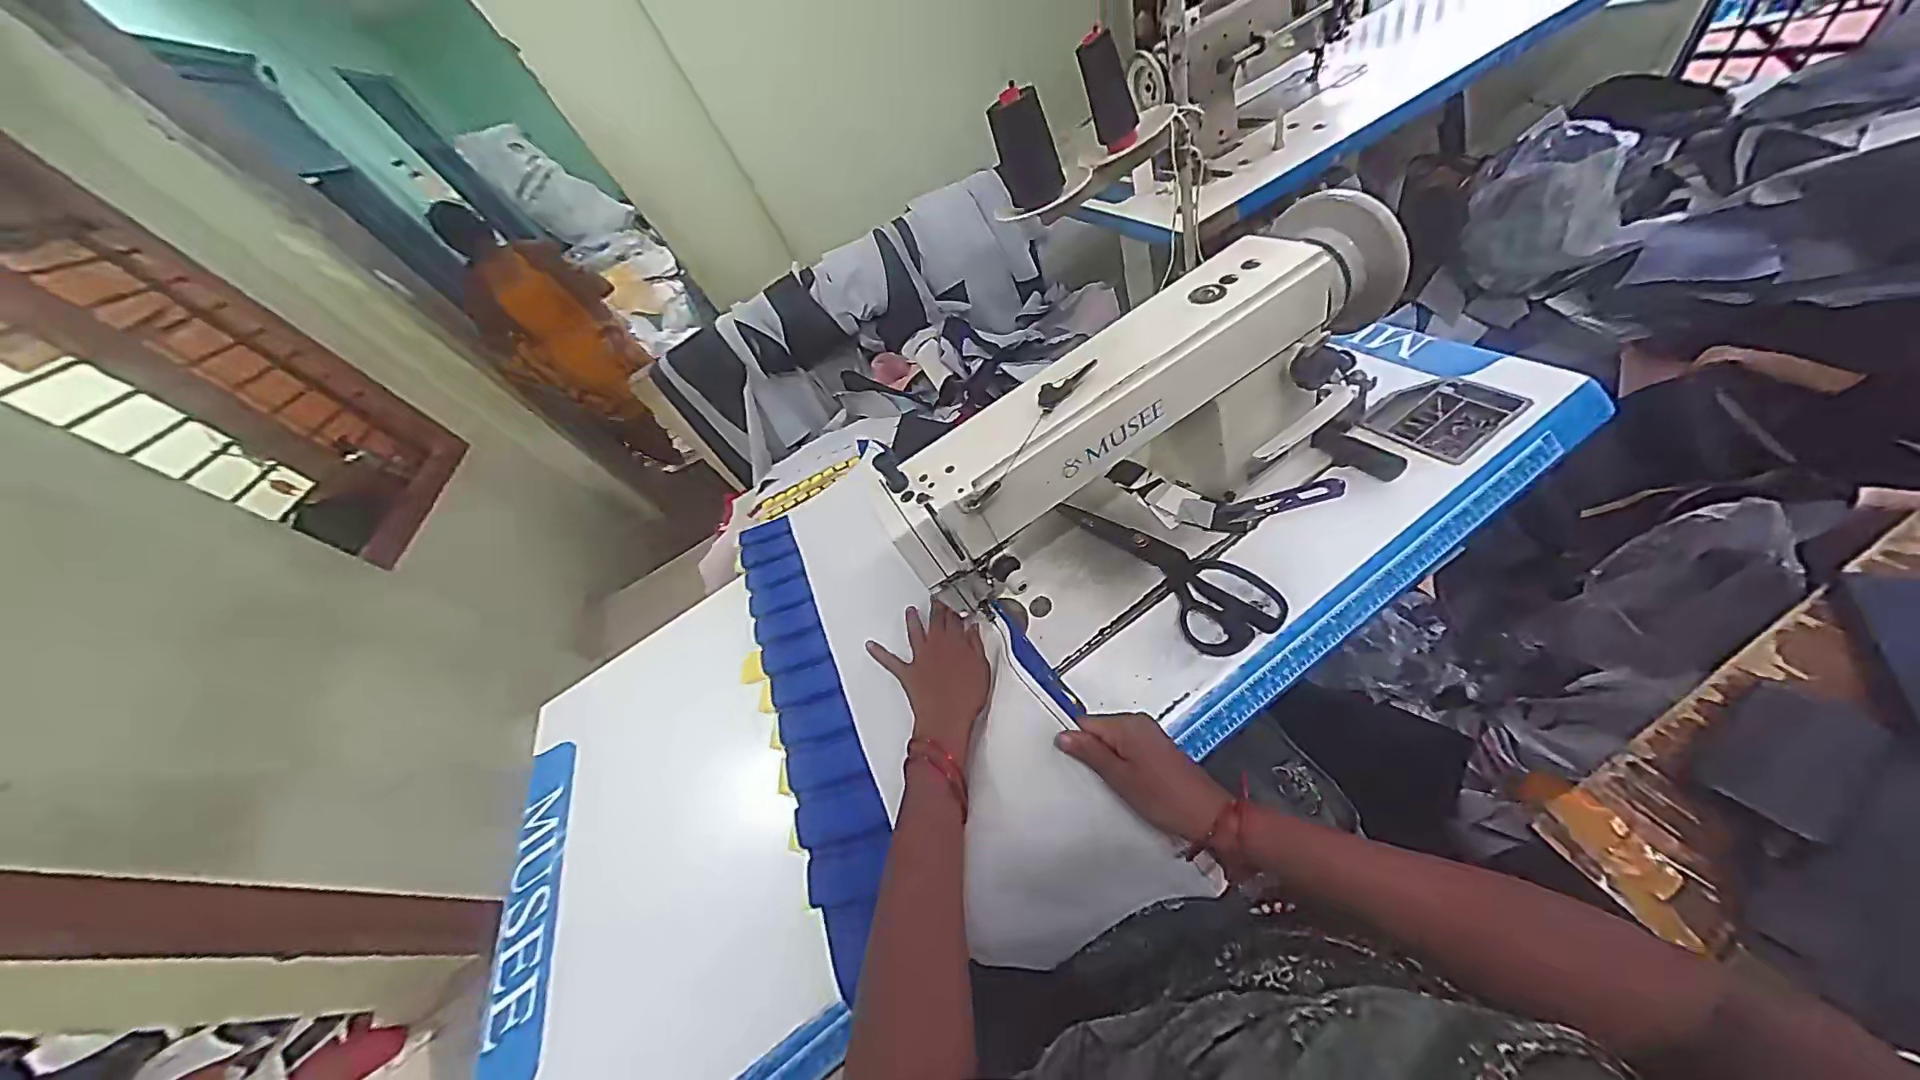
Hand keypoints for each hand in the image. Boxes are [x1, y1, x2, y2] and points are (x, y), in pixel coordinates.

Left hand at [868, 602, 990, 770]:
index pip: (956, 620)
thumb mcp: (982, 669)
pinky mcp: (908, 673)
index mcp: (956, 644)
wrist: (946, 719)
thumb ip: (976, 646)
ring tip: (910, 611)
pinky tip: (871, 646)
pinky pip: (890, 660)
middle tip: (936, 598)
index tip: (956, 601)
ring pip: (915, 633)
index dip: (956, 609)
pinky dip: (879, 653)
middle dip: (937, 608)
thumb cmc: (966, 699)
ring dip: (912, 621)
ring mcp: (920, 659)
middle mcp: (936, 647)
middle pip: (936, 621)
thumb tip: (973, 631)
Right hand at [1056, 714, 1231, 844]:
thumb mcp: (1119, 778)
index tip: (1076, 767)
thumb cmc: (1163, 798)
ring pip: (1113, 740)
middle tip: (1095, 779)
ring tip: (1112, 784)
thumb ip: (1090, 753)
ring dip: (1107, 759)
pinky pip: (1127, 748)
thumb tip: (1063, 735)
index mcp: (1127, 725)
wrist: (1208, 816)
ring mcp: (1149, 734)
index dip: (1076, 743)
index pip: (1085, 723)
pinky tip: (1125, 783)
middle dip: (1092, 752)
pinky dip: (1122, 763)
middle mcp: (1138, 722)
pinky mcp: (1156, 747)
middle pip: (1099, 730)